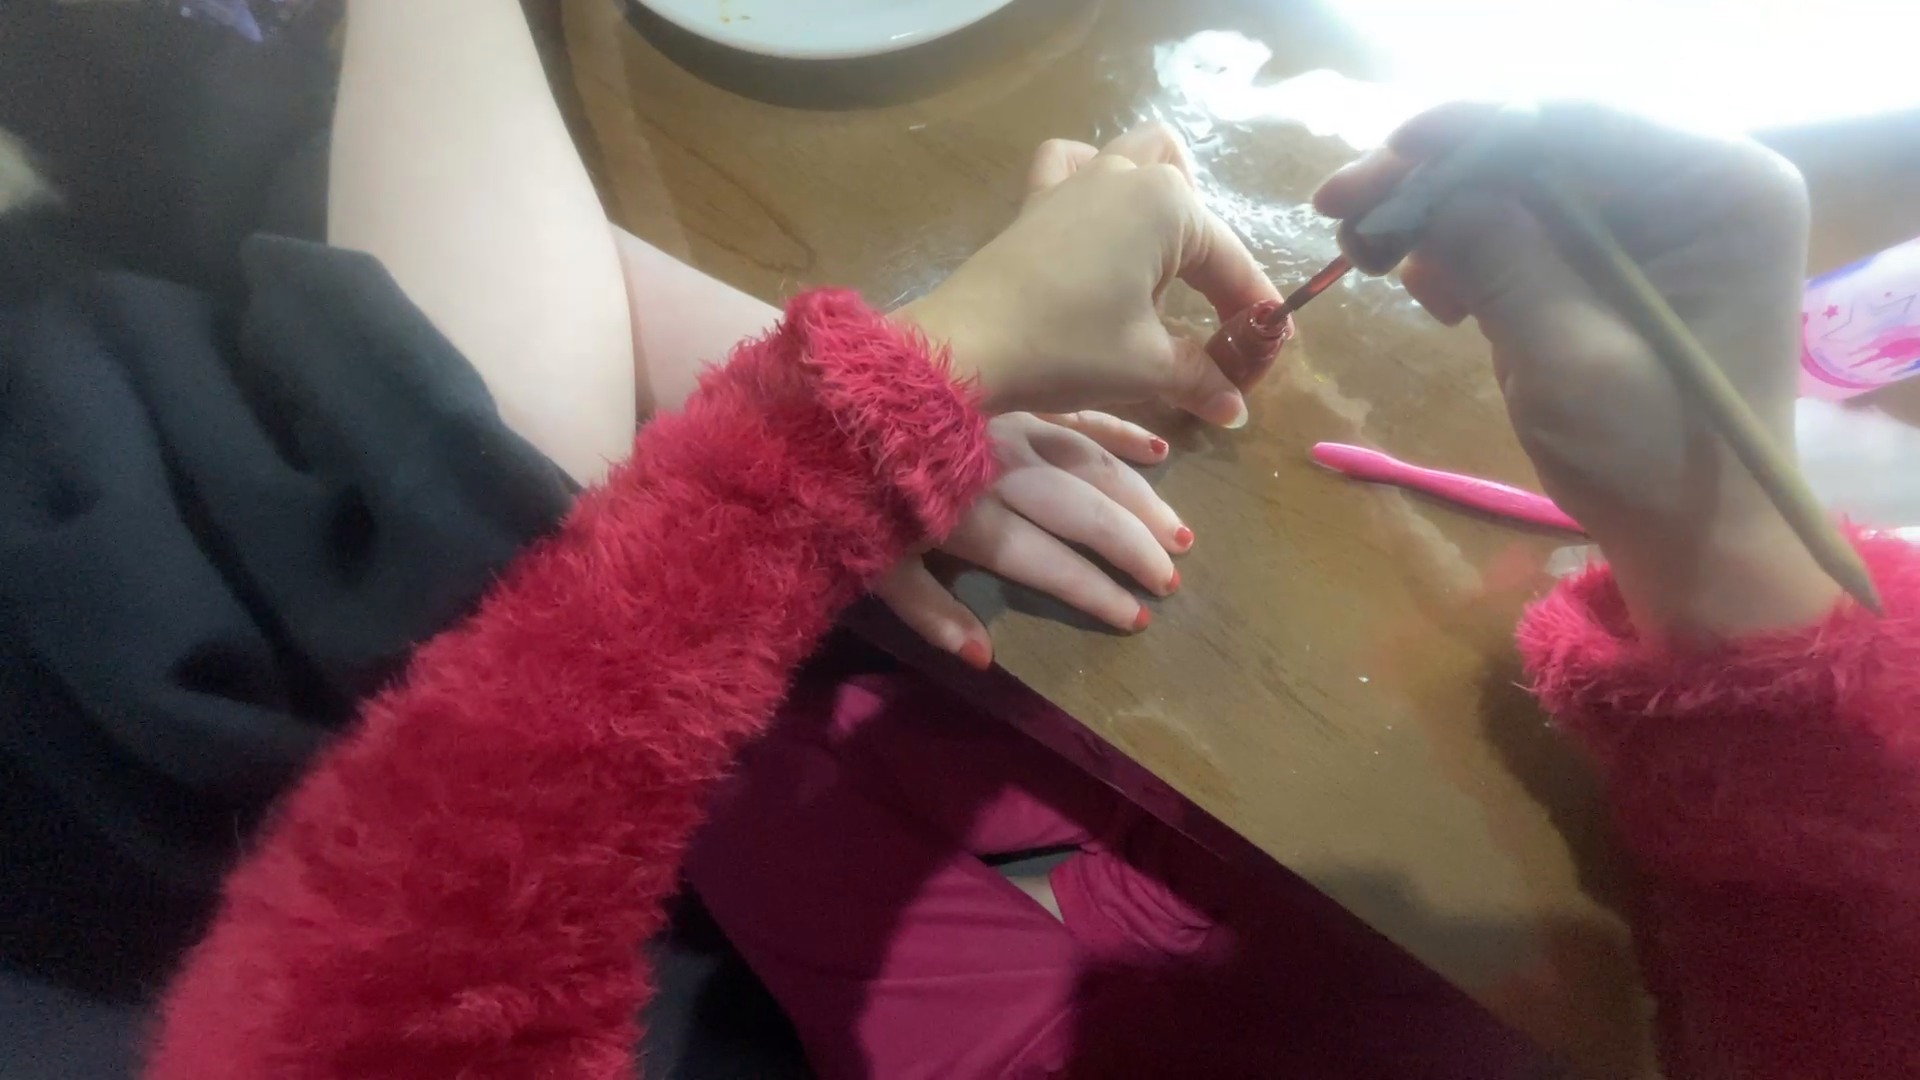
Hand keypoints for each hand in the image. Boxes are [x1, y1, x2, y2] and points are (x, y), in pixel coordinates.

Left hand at [873, 411, 1189, 667]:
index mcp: (967, 516)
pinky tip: (1157, 449)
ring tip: (1180, 531)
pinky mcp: (1012, 392)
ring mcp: (1010, 423)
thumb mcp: (874, 565)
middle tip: (1174, 576)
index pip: (1045, 561)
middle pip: (1080, 512)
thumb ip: (929, 613)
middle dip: (1132, 547)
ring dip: (1138, 497)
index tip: (1136, 616)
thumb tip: (985, 658)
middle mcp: (1000, 468)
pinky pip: (1075, 410)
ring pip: (1090, 462)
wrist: (826, 402)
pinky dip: (1117, 430)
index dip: (1092, 591)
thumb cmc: (843, 494)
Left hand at [901, 124, 1280, 426]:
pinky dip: (1090, 177)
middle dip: (1208, 255)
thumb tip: (1235, 407)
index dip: (1251, 312)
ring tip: (1156, 261)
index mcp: (1168, 206)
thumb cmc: (1066, 349)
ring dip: (1161, 200)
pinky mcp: (1034, 202)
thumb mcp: (1144, 366)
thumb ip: (1200, 378)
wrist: (966, 347)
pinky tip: (1091, 213)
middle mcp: (1125, 176)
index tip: (1263, 355)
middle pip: (1191, 200)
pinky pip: (1070, 164)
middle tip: (1202, 314)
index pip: (1229, 262)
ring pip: (1136, 161)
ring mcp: (1075, 181)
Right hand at [1316, 102, 1838, 637]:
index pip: (1569, 129)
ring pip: (1503, 192)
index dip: (1466, 133)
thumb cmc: (1645, 449)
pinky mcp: (1586, 268)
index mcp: (1708, 193)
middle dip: (1429, 179)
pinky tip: (1433, 298)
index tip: (1378, 158)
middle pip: (1528, 152)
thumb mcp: (1567, 358)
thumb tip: (1428, 198)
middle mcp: (1674, 190)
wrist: (1681, 519)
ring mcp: (1629, 230)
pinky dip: (1452, 257)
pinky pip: (1504, 236)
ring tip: (1367, 257)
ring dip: (1428, 218)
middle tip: (1339, 210)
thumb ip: (1505, 265)